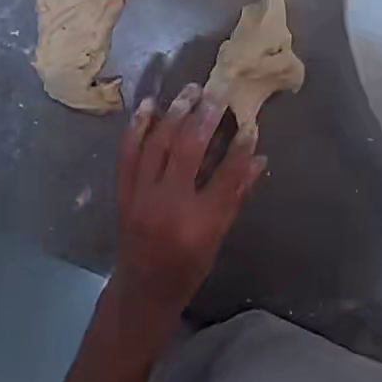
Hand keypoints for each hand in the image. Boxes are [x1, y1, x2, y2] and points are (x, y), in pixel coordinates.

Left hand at [112, 84, 263, 315]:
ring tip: (190, 91)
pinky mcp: (123, 192)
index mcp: (198, 224)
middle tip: (217, 92)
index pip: (226, 176)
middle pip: (188, 150)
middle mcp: (168, 206)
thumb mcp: (218, 237)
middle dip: (204, 117)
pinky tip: (149, 105)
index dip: (240, 148)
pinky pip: (128, 153)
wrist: (142, 290)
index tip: (249, 123)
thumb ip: (236, 195)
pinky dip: (137, 127)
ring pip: (158, 145)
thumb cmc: (187, 267)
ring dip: (174, 113)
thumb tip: (258, 158)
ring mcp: (141, 197)